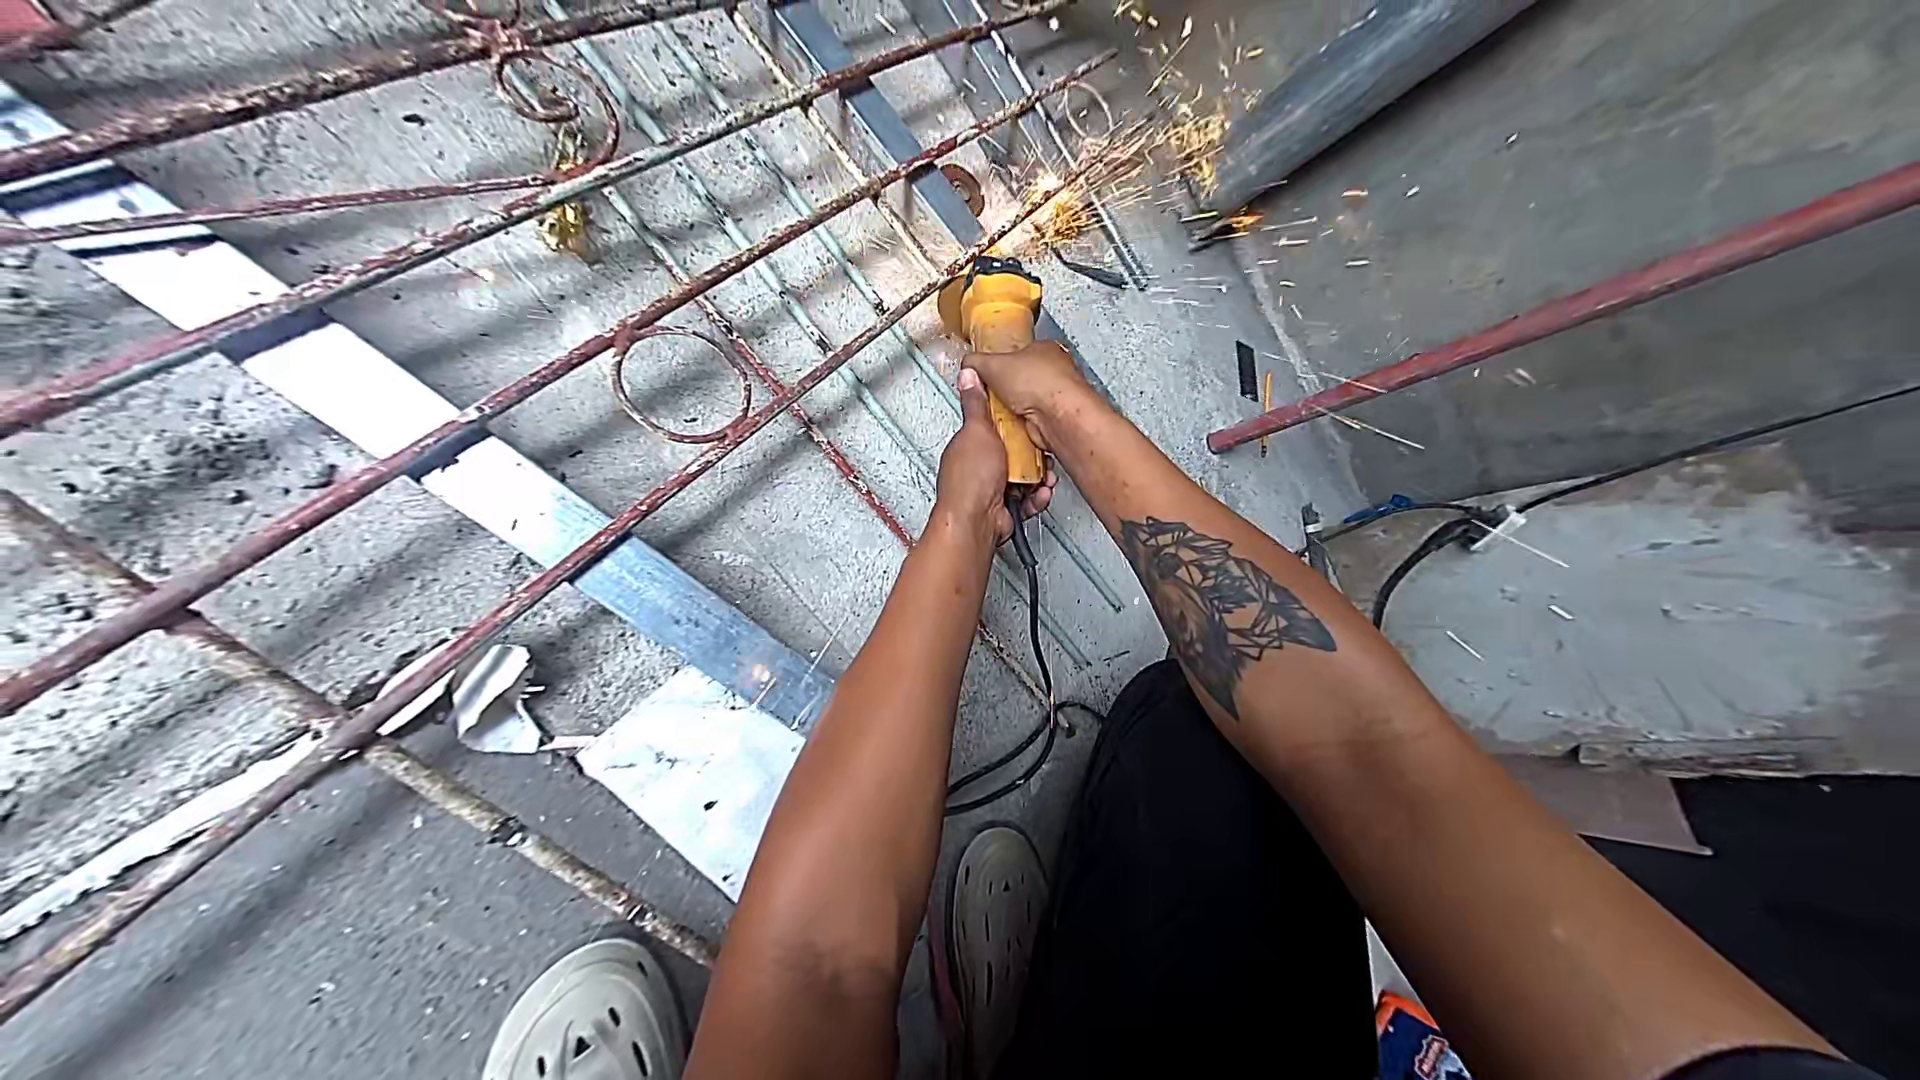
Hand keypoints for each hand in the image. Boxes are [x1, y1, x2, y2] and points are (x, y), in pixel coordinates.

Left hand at [936, 367, 1056, 546]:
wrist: (976, 519)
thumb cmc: (971, 478)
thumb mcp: (977, 430)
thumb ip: (976, 403)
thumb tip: (968, 376)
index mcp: (970, 444)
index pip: (996, 427)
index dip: (1016, 425)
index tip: (1032, 424)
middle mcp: (979, 466)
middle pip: (1015, 454)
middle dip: (1034, 456)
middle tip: (1043, 456)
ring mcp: (992, 488)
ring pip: (1024, 478)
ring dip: (1039, 479)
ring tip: (1045, 478)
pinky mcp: (1004, 508)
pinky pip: (1027, 499)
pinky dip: (1036, 498)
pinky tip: (1039, 494)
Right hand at [960, 341, 1089, 447]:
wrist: (1058, 418)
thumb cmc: (1041, 384)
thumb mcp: (994, 364)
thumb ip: (976, 362)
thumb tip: (967, 364)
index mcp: (1045, 349)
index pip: (1017, 352)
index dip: (999, 362)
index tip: (986, 371)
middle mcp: (1053, 373)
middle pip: (1019, 381)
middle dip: (1002, 390)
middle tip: (991, 394)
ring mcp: (1054, 399)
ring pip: (1022, 404)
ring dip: (1008, 410)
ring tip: (1002, 411)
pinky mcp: (1052, 421)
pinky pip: (1026, 424)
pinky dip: (1017, 426)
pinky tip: (1012, 425)